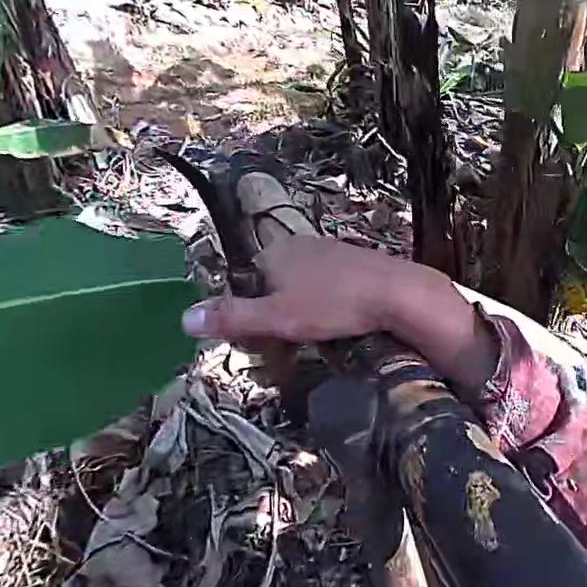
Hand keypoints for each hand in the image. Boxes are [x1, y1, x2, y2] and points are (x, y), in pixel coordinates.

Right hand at [180, 235, 498, 392]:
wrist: (402, 293)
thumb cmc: (336, 304)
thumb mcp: (279, 317)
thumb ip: (234, 317)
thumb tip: (185, 318)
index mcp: (277, 251)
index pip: (245, 281)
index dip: (249, 313)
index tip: (261, 339)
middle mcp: (304, 244)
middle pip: (275, 284)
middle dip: (279, 314)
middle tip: (292, 341)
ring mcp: (336, 251)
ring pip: (306, 287)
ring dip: (307, 312)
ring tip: (321, 335)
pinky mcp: (362, 263)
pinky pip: (335, 287)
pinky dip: (334, 305)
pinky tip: (346, 322)